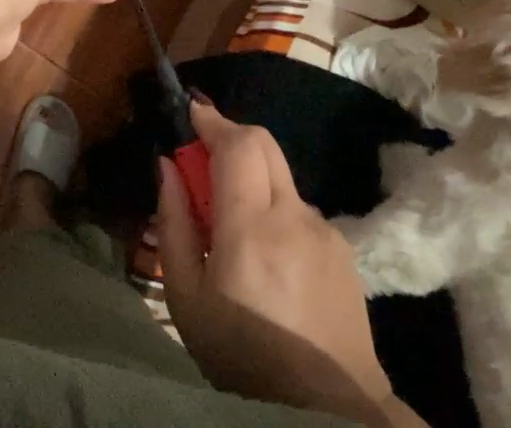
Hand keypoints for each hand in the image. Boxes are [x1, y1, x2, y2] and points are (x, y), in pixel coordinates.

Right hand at [159, 104, 419, 426]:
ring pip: (280, 178)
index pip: (238, 145)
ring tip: (230, 229)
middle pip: (264, 144)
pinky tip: (266, 257)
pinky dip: (274, 209)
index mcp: (250, 228)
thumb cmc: (242, 355)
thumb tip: (166, 166)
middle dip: (230, 137)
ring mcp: (324, 230)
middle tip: (199, 161)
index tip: (189, 113)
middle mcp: (293, 216)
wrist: (329, 405)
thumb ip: (173, 223)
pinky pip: (299, 208)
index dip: (212, 120)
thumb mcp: (186, 297)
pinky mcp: (343, 247)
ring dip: (251, 180)